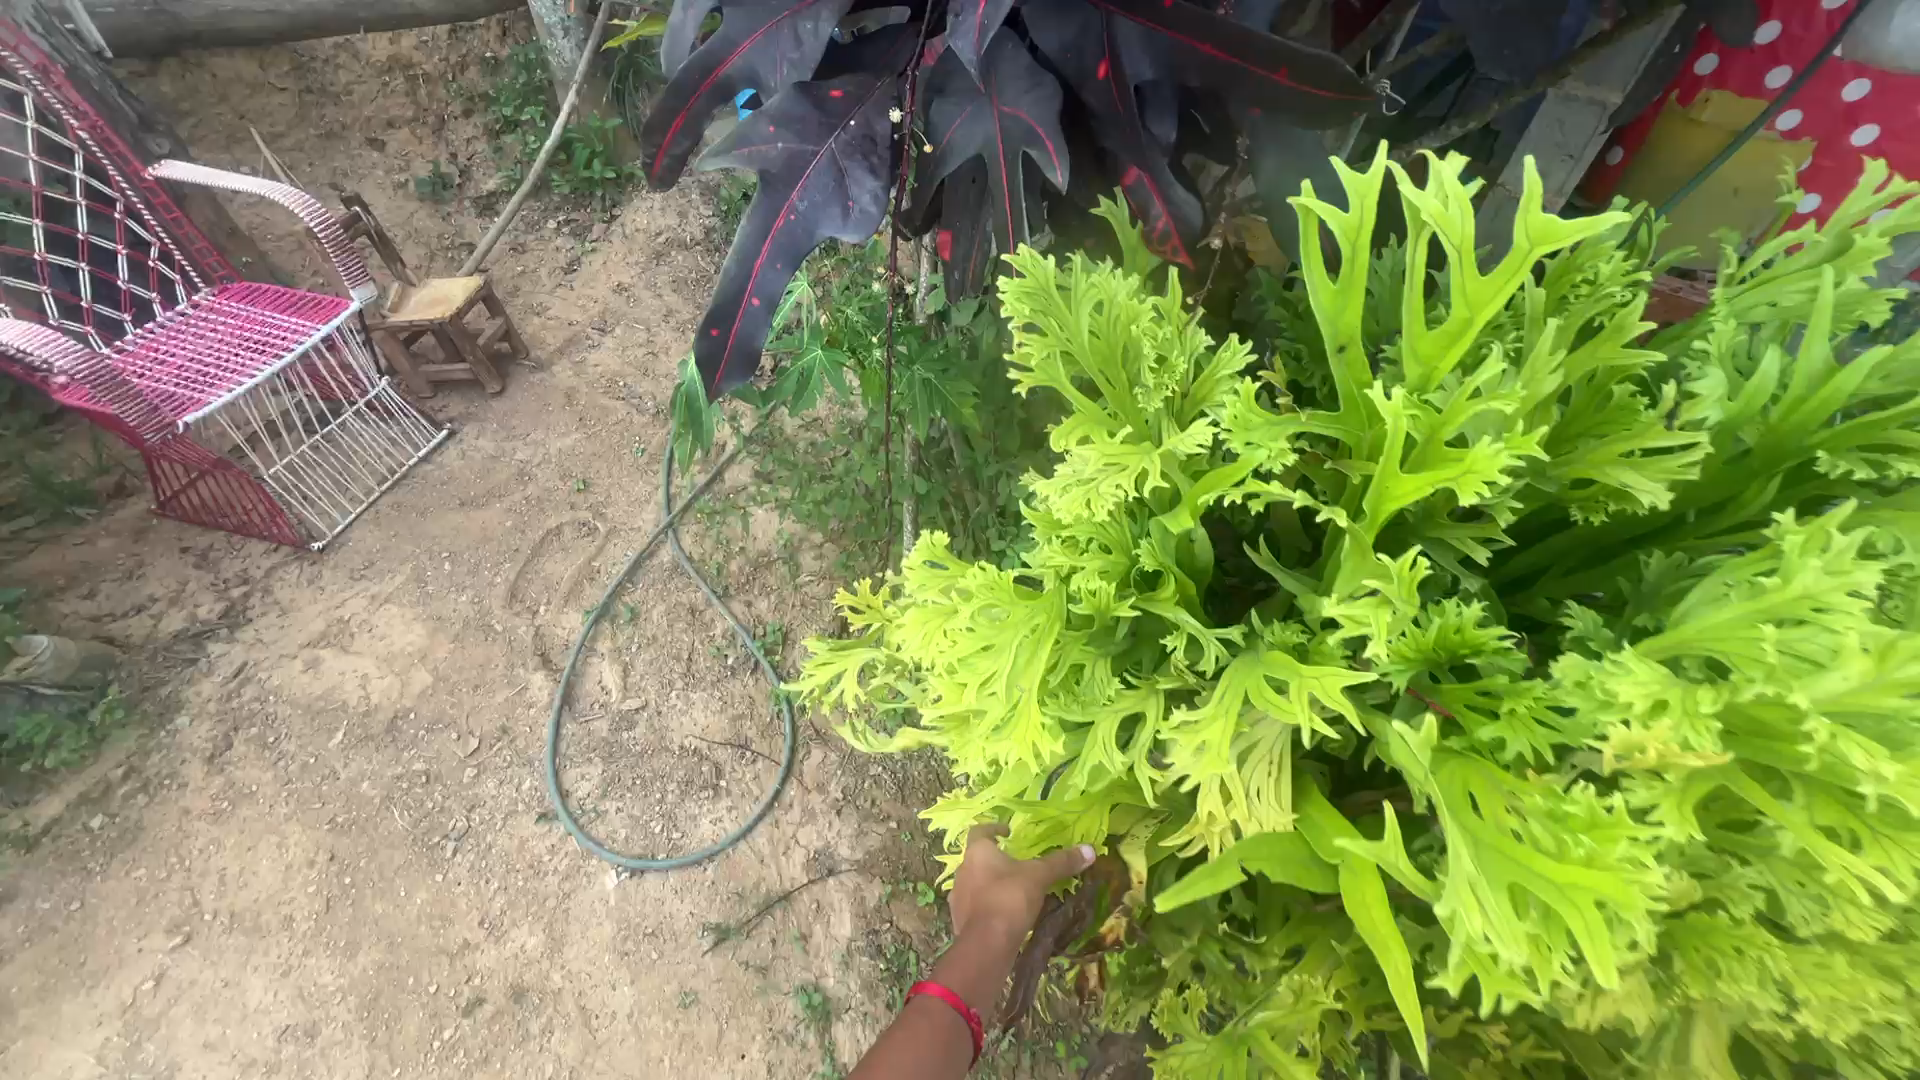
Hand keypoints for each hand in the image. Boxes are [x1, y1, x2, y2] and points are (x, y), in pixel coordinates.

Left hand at [948, 824, 1095, 943]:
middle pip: (976, 858)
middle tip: (1014, 864)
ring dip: (989, 885)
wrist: (987, 943)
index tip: (1007, 832)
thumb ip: (1061, 863)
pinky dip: (985, 908)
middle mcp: (963, 870)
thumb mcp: (1039, 876)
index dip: (993, 828)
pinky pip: (973, 907)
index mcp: (978, 852)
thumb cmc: (1010, 898)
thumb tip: (1089, 849)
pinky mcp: (959, 921)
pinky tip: (1002, 916)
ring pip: (974, 884)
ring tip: (1011, 891)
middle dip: (994, 860)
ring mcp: (958, 897)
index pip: (979, 831)